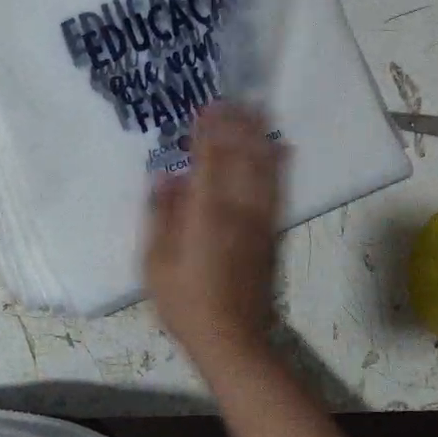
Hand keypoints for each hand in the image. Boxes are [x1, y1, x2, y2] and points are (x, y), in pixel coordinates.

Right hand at [145, 104, 285, 370]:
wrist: (231, 337)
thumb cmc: (183, 301)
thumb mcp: (155, 261)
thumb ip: (162, 215)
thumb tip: (167, 177)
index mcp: (205, 214)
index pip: (208, 161)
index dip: (207, 132)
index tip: (205, 107)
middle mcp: (237, 209)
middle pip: (241, 157)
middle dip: (236, 125)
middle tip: (232, 99)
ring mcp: (259, 221)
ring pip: (264, 169)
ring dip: (260, 136)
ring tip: (257, 111)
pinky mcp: (271, 234)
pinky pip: (278, 189)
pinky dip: (280, 165)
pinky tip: (281, 149)